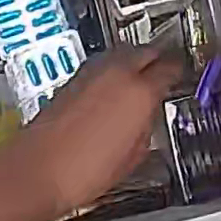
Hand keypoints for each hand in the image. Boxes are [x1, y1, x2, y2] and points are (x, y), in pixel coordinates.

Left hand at [5, 45, 183, 218]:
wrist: (38, 170)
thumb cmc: (84, 170)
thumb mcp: (134, 155)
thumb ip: (146, 126)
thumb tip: (147, 117)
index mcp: (140, 91)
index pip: (170, 68)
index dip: (179, 71)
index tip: (182, 75)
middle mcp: (115, 73)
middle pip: (146, 51)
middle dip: (158, 58)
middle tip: (166, 69)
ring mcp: (91, 73)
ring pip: (122, 54)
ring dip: (134, 61)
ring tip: (141, 78)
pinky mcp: (72, 80)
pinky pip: (102, 66)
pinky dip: (113, 72)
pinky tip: (114, 89)